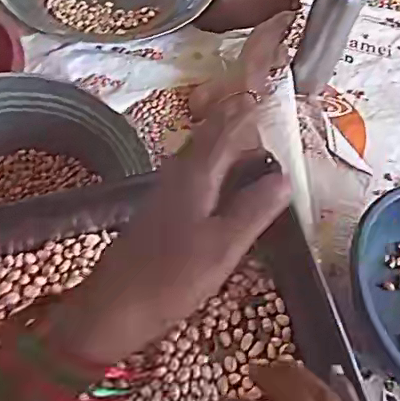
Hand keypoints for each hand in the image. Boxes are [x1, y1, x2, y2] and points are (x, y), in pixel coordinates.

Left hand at [45, 97, 288, 362]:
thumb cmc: (171, 276)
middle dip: (235, 120)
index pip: (226, 130)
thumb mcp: (222, 246)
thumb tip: (285, 176)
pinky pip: (197, 173)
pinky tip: (226, 180)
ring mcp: (168, 191)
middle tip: (265, 109)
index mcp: (195, 174)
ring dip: (225, 141)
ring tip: (253, 138)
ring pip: (202, 154)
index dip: (247, 112)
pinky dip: (216, 165)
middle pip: (210, 136)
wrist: (114, 306)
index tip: (270, 94)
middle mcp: (179, 173)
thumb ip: (254, 209)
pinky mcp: (163, 210)